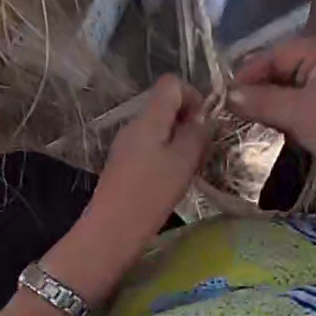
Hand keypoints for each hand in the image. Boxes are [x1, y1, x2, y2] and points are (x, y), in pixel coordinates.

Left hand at [40, 76, 210, 308]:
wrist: (111, 231)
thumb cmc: (150, 194)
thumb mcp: (183, 161)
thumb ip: (197, 132)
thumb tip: (203, 115)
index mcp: (148, 118)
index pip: (171, 83)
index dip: (193, 96)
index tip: (205, 124)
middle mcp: (133, 126)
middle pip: (164, 106)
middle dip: (188, 122)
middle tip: (201, 151)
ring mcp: (125, 146)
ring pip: (158, 129)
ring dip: (178, 142)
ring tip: (188, 169)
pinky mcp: (122, 166)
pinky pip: (149, 149)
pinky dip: (164, 157)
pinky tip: (170, 181)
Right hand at [229, 33, 315, 192]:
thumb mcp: (300, 112)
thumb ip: (260, 101)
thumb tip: (225, 96)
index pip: (273, 55)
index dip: (245, 76)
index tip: (219, 101)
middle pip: (279, 73)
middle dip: (254, 94)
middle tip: (225, 117)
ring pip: (288, 95)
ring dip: (266, 111)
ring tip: (238, 127)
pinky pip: (299, 112)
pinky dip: (282, 122)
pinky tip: (265, 135)